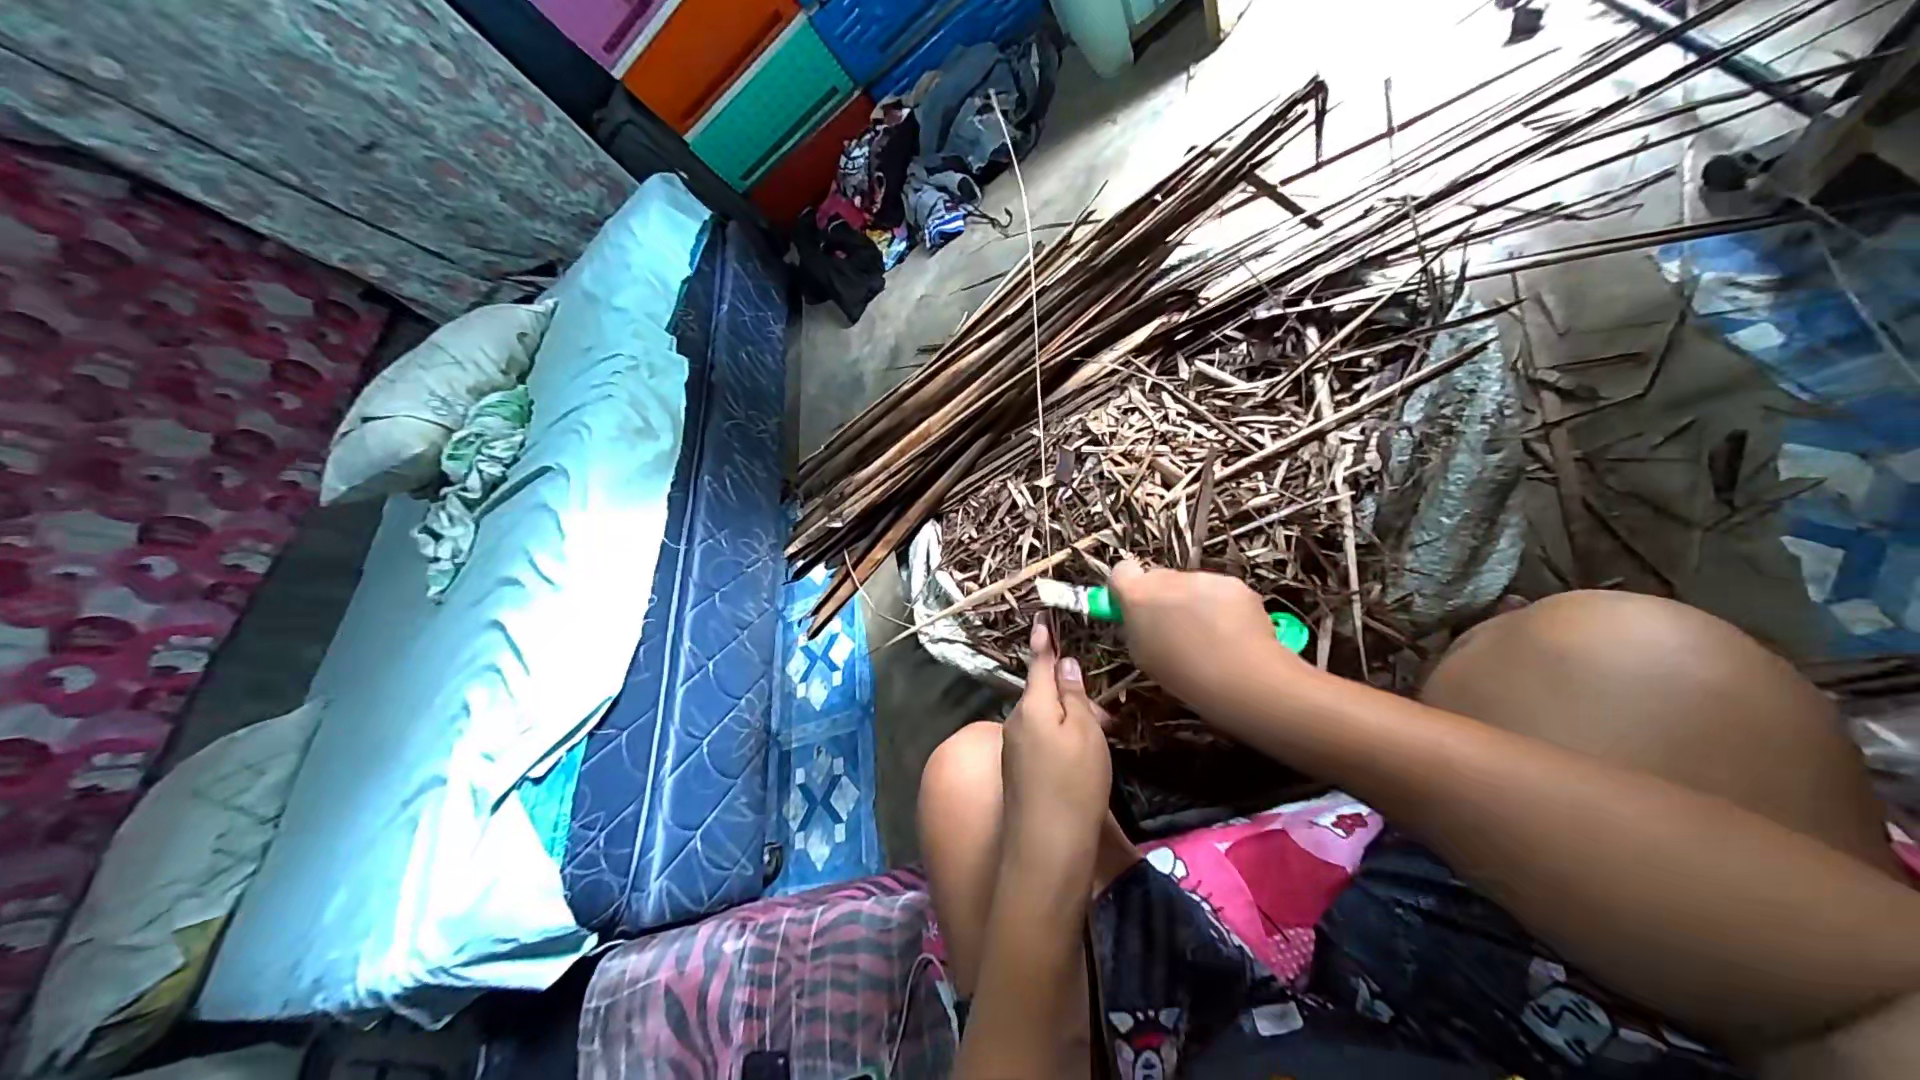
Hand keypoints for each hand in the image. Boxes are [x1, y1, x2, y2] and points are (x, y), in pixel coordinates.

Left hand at [1000, 615, 1111, 869]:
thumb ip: (1073, 695)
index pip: (1039, 663)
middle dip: (1071, 694)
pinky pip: (1041, 739)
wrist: (1046, 846)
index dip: (1043, 641)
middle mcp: (1016, 720)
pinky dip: (1061, 739)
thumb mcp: (1084, 732)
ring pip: (1044, 718)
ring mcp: (1014, 747)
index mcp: (1032, 704)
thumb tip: (1064, 663)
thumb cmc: (1073, 782)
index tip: (1041, 619)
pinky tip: (1082, 758)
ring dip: (1070, 720)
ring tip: (1102, 739)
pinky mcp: (1017, 769)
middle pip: (1044, 693)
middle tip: (1106, 715)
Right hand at [1108, 560, 1306, 715]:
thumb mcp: (1142, 654)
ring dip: (1195, 601)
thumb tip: (1141, 617)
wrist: (1240, 677)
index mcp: (1136, 594)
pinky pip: (1220, 590)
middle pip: (1159, 578)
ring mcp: (1202, 578)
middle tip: (1175, 626)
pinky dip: (1223, 606)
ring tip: (1210, 635)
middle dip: (1163, 596)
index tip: (1135, 604)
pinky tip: (1232, 633)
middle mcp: (1167, 578)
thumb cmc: (1182, 675)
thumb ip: (1136, 626)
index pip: (1122, 570)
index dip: (1128, 586)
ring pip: (1192, 585)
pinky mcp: (1233, 583)